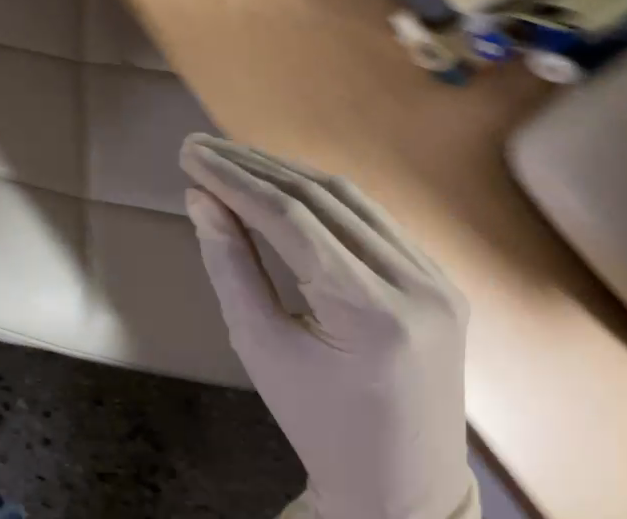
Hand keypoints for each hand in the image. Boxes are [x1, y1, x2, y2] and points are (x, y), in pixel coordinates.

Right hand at [180, 136, 479, 518]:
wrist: (402, 480)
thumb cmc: (315, 417)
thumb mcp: (258, 342)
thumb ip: (229, 263)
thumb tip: (199, 196)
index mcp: (371, 311)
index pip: (289, 217)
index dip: (232, 178)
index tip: (187, 154)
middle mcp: (417, 286)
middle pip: (321, 198)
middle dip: (252, 166)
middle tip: (197, 147)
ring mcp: (437, 282)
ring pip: (349, 200)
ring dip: (283, 172)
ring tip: (229, 158)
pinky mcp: (439, 283)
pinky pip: (371, 220)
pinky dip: (318, 195)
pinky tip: (279, 186)